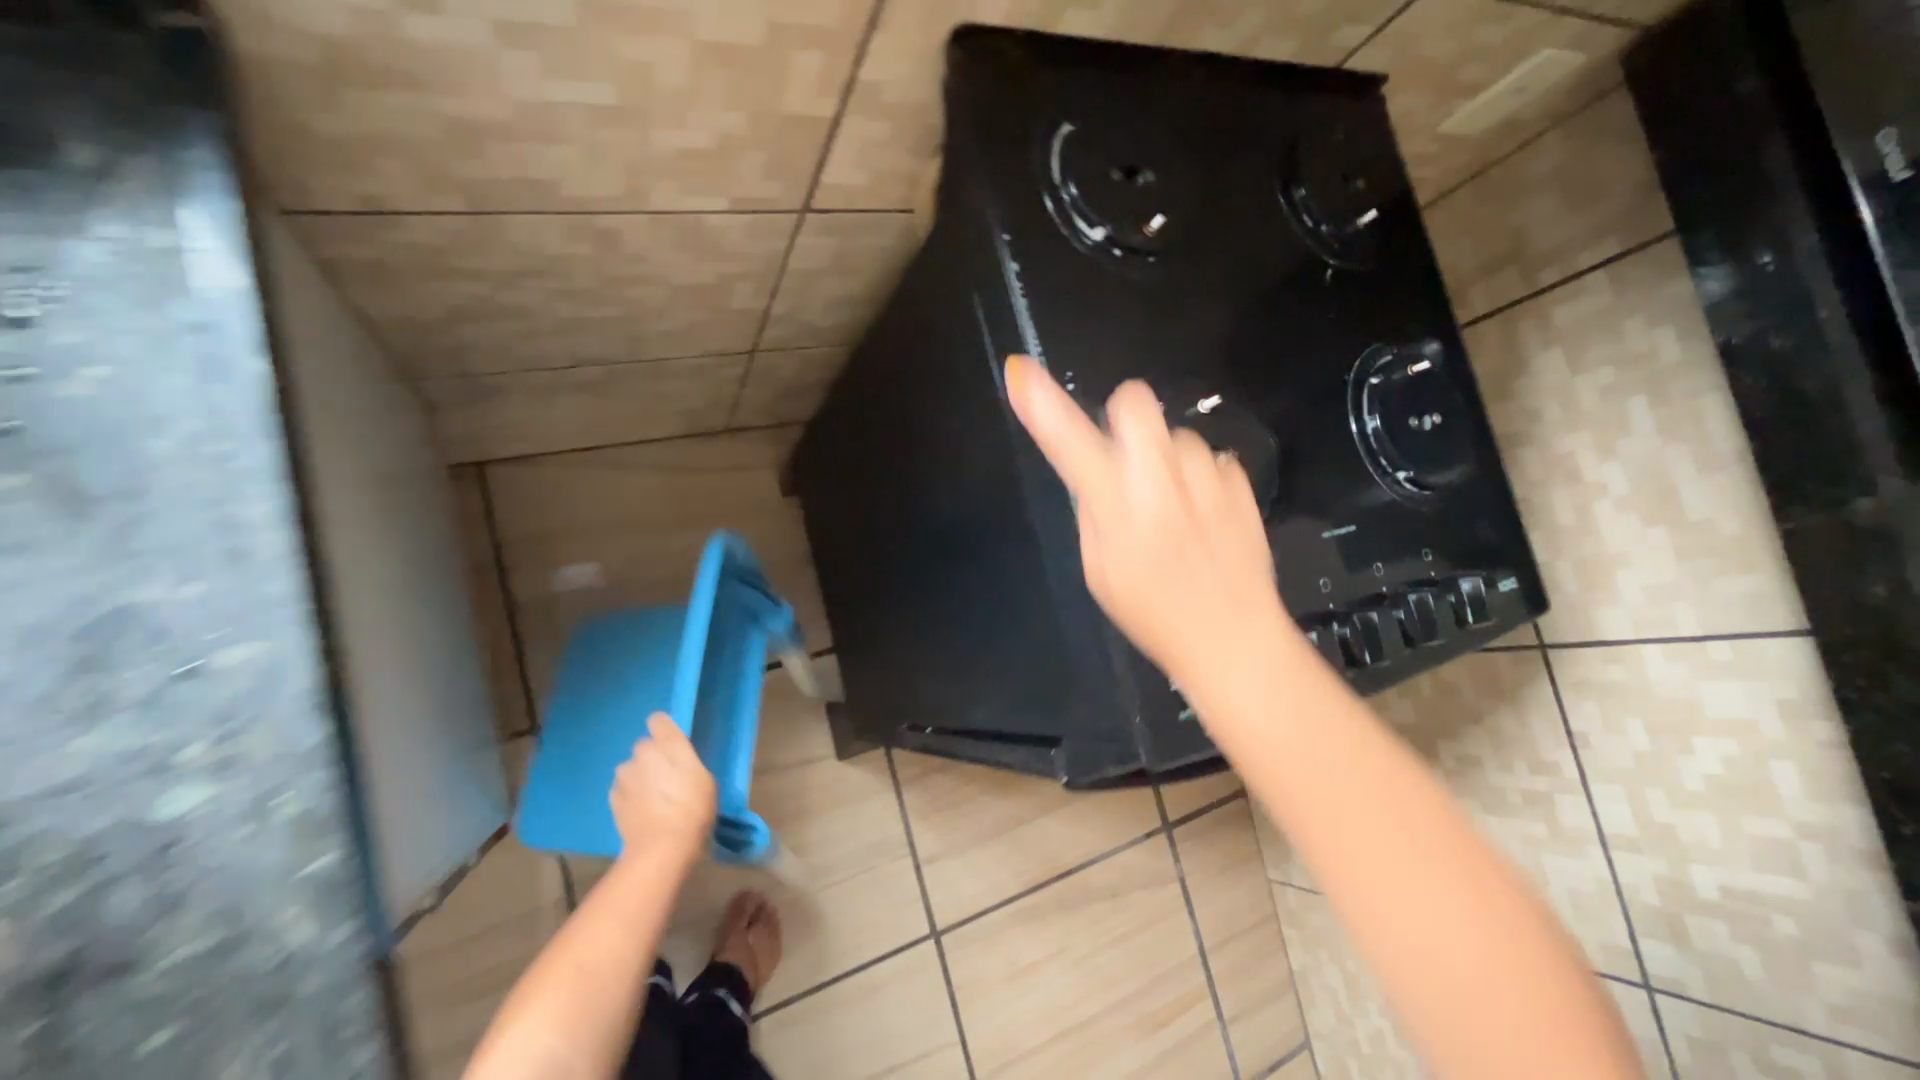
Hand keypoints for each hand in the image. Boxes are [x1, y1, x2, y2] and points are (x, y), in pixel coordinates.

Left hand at [610, 712, 715, 866]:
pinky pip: (623, 789)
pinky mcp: (613, 796)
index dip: (664, 731)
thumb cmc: (693, 810)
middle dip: (652, 759)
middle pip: (645, 747)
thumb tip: (675, 760)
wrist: (662, 846)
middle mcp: (643, 753)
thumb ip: (687, 762)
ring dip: (639, 778)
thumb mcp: (705, 781)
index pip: (658, 720)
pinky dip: (630, 796)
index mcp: (669, 745)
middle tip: (667, 781)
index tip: (672, 747)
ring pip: (632, 769)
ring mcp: (624, 775)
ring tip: (652, 801)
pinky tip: (641, 813)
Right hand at [1004, 354, 1291, 688]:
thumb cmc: (1151, 614)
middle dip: (1124, 419)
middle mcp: (1160, 477)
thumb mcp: (1099, 572)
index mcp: (1115, 504)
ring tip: (1175, 509)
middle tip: (1125, 459)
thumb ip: (1092, 514)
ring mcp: (1206, 476)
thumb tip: (1092, 478)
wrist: (1233, 636)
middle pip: (1135, 401)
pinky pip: (1210, 459)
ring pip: (1176, 435)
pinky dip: (1200, 480)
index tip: (1019, 372)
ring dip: (1168, 459)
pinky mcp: (1240, 483)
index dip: (1042, 404)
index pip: (1069, 440)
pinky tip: (1204, 518)